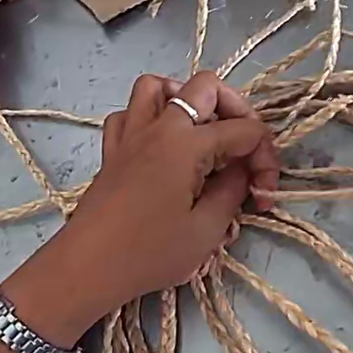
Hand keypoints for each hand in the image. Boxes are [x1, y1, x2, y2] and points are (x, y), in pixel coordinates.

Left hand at [1, 71, 279, 345]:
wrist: (88, 267)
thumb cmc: (149, 252)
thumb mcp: (207, 229)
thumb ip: (233, 191)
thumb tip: (242, 172)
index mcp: (187, 144)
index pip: (245, 131)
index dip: (265, 158)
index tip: (263, 193)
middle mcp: (160, 126)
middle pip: (206, 86)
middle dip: (237, 109)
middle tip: (244, 146)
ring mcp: (131, 134)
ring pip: (158, 85)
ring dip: (186, 98)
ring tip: (201, 131)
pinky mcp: (112, 150)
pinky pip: (130, 112)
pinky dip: (149, 117)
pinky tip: (161, 144)